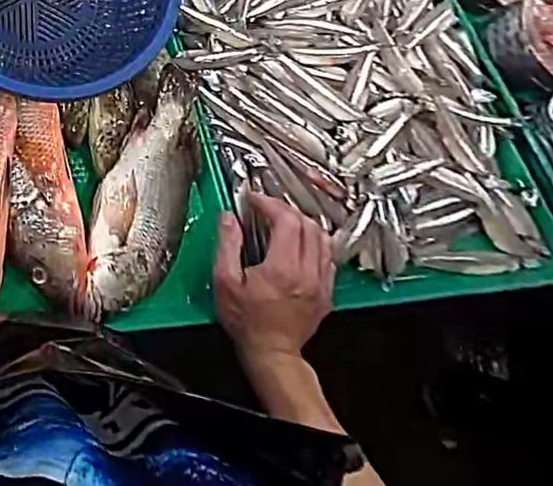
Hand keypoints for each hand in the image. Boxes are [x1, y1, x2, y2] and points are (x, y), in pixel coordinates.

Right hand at [214, 194, 334, 362]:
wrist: (271, 353)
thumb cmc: (246, 320)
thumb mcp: (224, 281)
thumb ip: (227, 244)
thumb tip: (229, 217)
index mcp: (282, 269)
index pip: (287, 221)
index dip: (269, 203)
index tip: (254, 199)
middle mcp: (307, 274)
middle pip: (308, 225)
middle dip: (285, 209)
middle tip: (266, 207)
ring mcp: (321, 284)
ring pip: (322, 238)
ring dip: (302, 223)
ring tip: (282, 221)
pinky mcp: (326, 293)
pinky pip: (327, 257)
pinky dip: (314, 242)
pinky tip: (297, 243)